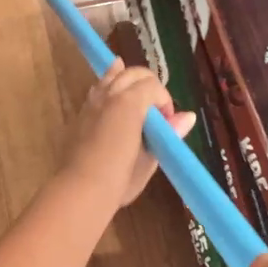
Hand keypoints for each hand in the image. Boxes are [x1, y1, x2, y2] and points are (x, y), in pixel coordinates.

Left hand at [62, 62, 195, 207]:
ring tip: (134, 89)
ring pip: (110, 78)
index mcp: (130, 103)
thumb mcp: (150, 158)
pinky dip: (107, 89)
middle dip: (148, 85)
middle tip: (155, 108)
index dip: (164, 100)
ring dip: (125, 79)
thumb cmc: (120, 178)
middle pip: (132, 74)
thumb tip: (188, 116)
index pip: (153, 86)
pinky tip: (111, 96)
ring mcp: (91, 104)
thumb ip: (168, 133)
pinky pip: (96, 92)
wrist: (80, 191)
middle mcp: (109, 96)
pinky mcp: (79, 117)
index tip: (168, 123)